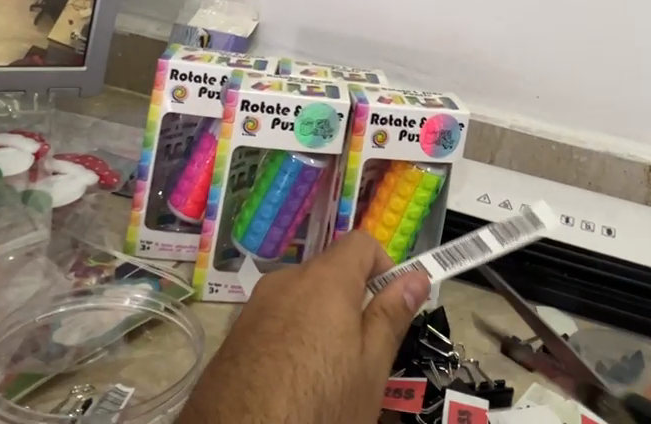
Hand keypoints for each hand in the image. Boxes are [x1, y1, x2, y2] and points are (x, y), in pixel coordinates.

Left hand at [176, 232, 431, 423]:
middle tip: (363, 352)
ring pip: (302, 300)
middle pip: (330, 273)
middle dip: (352, 302)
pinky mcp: (234, 336)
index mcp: (325, 280)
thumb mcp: (369, 368)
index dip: (384, 267)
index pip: (361, 243)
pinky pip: (276, 321)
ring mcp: (255, 307)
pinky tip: (291, 383)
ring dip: (320, 322)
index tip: (392, 306)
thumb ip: (392, 316)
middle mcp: (286, 281)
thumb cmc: (317, 406)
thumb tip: (416, 276)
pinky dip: (291, 338)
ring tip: (326, 375)